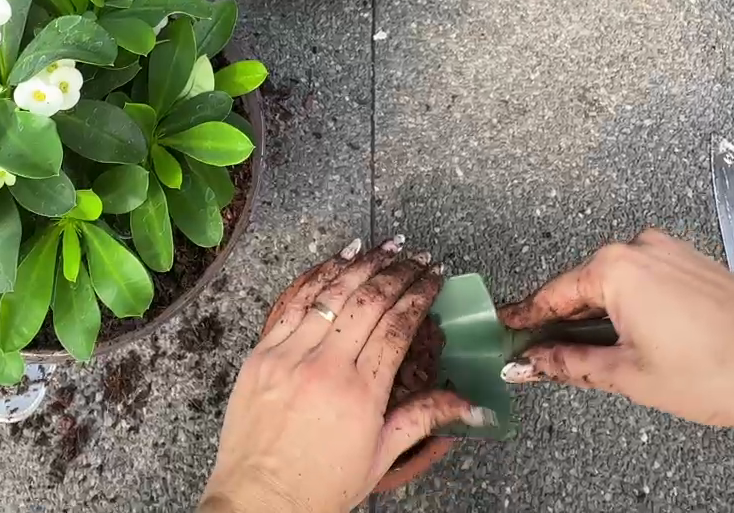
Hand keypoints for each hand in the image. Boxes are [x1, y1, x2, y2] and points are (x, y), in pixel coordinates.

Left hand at [198, 238, 493, 512]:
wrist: (259, 502)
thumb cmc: (322, 486)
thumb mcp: (381, 458)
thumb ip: (423, 419)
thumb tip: (474, 405)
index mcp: (360, 393)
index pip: (398, 326)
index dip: (420, 294)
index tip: (435, 276)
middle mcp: (326, 366)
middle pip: (369, 301)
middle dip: (399, 272)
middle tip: (417, 256)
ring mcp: (290, 354)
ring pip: (333, 292)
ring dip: (363, 264)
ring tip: (386, 246)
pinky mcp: (263, 351)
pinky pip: (294, 301)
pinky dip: (318, 275)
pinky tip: (339, 258)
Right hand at [498, 228, 733, 436]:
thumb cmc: (717, 374)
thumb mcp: (631, 377)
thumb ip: (572, 363)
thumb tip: (533, 362)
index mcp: (614, 268)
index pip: (554, 294)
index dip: (528, 316)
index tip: (505, 326)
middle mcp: (636, 246)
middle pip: (584, 283)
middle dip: (566, 317)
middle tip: (547, 349)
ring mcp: (667, 249)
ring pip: (616, 280)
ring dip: (601, 311)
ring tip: (596, 350)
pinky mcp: (691, 259)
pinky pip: (645, 276)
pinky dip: (631, 302)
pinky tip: (637, 334)